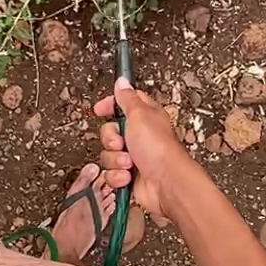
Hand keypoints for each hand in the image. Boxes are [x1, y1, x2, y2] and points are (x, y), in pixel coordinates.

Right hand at [93, 78, 207, 223]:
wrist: (165, 183)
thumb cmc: (159, 149)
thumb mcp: (140, 115)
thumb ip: (127, 98)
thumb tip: (122, 82)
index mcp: (145, 116)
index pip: (123, 104)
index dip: (110, 105)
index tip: (100, 109)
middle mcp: (139, 136)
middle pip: (110, 131)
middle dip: (111, 139)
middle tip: (121, 142)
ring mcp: (134, 156)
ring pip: (108, 154)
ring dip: (116, 159)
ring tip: (129, 163)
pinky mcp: (129, 175)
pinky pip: (110, 173)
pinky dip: (117, 176)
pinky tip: (128, 176)